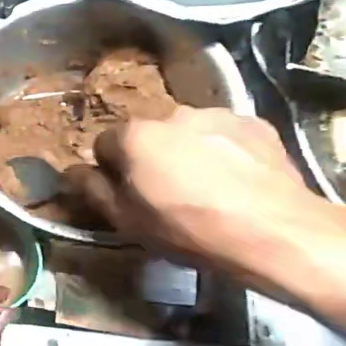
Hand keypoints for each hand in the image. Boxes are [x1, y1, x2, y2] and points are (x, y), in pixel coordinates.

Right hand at [64, 107, 345, 295]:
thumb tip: (73, 171)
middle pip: (148, 136)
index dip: (113, 171)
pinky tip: (236, 182)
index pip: (105, 144)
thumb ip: (93, 190)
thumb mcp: (127, 221)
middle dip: (151, 158)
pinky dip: (223, 151)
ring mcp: (217, 114)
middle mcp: (173, 113)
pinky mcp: (254, 123)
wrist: (273, 231)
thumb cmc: (188, 229)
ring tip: (207, 190)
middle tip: (168, 196)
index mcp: (135, 135)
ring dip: (186, 153)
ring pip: (187, 133)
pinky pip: (224, 135)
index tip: (128, 196)